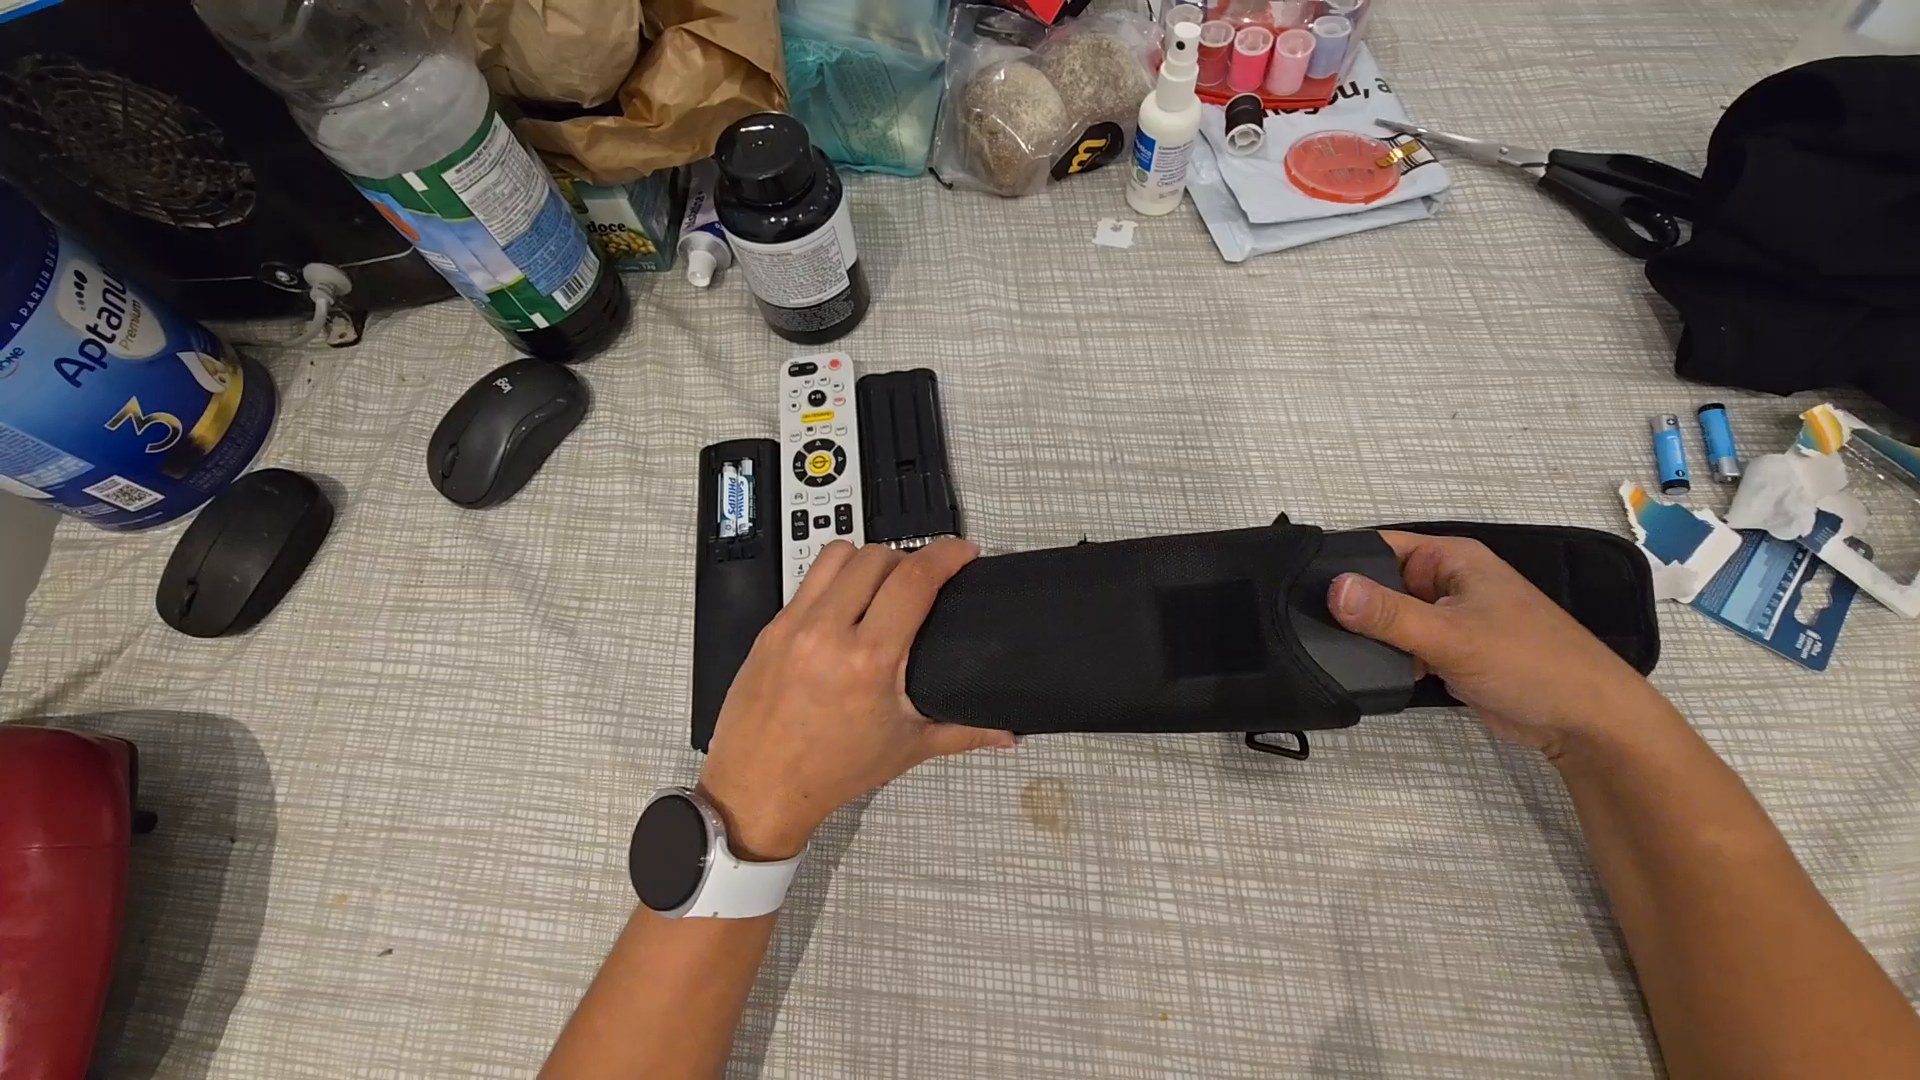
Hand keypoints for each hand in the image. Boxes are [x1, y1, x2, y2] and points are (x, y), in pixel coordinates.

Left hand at [699, 539, 1016, 859]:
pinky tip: (847, 606)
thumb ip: (964, 732)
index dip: (946, 554)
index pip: (914, 580)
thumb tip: (1008, 733)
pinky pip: (808, 580)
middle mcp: (827, 633)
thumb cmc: (830, 773)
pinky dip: (835, 580)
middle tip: (925, 578)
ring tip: (883, 582)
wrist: (758, 789)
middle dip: (910, 558)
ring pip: (838, 554)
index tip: (963, 551)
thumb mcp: (906, 749)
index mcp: (868, 661)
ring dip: (869, 560)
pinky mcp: (770, 629)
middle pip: (878, 557)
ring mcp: (793, 626)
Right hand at [1326, 531, 1659, 759]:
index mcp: (1451, 559)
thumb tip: (1332, 589)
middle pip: (1378, 583)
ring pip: (1387, 618)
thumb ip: (1389, 614)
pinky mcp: (1445, 651)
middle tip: (1299, 620)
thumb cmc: (1531, 664)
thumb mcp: (1452, 636)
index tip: (1294, 580)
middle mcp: (1445, 582)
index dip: (1339, 559)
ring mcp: (1445, 618)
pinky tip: (1358, 669)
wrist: (1586, 724)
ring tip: (1320, 646)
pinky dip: (1382, 655)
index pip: (1378, 545)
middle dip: (1347, 602)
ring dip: (1364, 633)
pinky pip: (1399, 645)